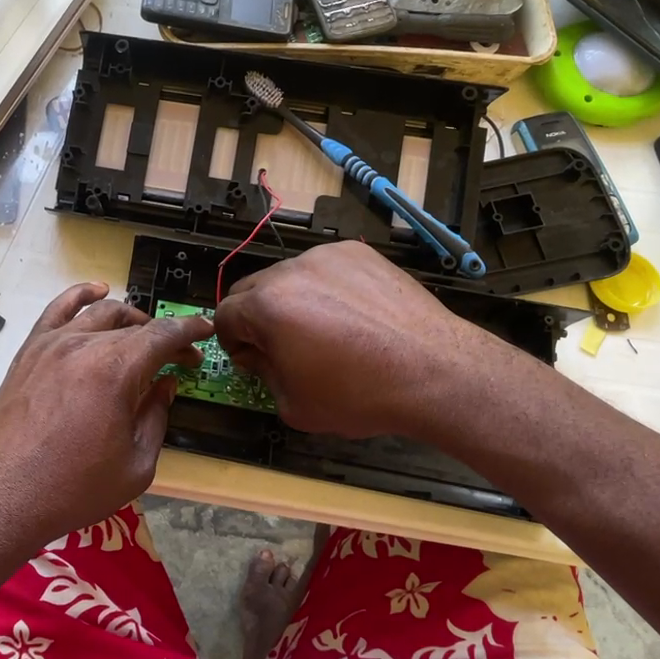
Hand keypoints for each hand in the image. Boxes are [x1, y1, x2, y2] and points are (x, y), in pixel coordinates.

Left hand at [0, 282, 212, 549]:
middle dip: (165, 337)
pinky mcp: (29, 351)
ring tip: (146, 332)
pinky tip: (97, 291)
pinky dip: (81, 294)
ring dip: (131, 318)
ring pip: (100, 313)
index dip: (190, 331)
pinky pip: (57, 309)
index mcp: (115, 370)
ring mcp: (52, 344)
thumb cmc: (74, 489)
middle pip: (134, 326)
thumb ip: (156, 417)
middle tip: (180, 358)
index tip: (207, 332)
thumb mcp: (136, 465)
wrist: (4, 496)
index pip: (163, 335)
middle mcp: (84, 345)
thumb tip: (166, 383)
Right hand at [213, 240, 530, 440]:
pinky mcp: (358, 254)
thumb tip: (259, 355)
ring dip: (293, 300)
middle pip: (251, 289)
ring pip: (289, 276)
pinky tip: (353, 316)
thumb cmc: (361, 395)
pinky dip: (328, 288)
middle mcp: (290, 271)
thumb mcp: (294, 405)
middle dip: (257, 317)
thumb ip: (263, 373)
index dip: (232, 340)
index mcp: (266, 307)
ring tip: (326, 332)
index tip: (251, 357)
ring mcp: (326, 257)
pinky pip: (325, 268)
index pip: (224, 314)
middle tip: (283, 347)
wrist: (435, 372)